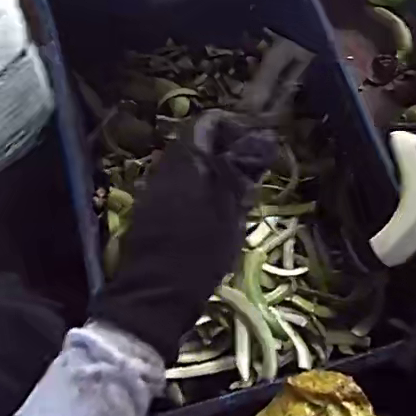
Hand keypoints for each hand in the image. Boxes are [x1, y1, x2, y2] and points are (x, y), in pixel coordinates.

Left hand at [91, 111, 278, 361]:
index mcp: (188, 160)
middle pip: (198, 141)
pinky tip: (217, 209)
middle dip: (227, 148)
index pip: (210, 121)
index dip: (236, 126)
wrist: (155, 294)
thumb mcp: (231, 211)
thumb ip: (243, 172)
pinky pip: (180, 184)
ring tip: (240, 190)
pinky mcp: (151, 209)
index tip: (258, 143)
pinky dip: (201, 187)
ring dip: (215, 169)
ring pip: (190, 163)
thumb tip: (264, 140)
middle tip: (254, 168)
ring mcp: (155, 188)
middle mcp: (167, 166)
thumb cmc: (200, 250)